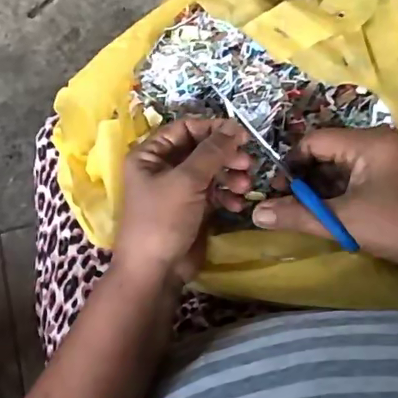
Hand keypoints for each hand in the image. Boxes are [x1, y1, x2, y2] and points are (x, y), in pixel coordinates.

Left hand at [113, 118, 252, 284]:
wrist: (156, 270)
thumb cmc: (163, 219)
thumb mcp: (186, 181)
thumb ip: (212, 152)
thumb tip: (234, 127)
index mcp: (149, 155)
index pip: (184, 128)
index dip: (212, 128)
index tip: (241, 134)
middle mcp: (162, 168)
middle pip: (200, 149)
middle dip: (225, 155)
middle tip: (247, 163)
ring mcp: (177, 189)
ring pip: (210, 171)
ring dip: (230, 176)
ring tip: (244, 186)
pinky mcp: (192, 208)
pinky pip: (213, 193)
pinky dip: (226, 195)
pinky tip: (235, 204)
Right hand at [249, 127, 397, 274]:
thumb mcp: (343, 221)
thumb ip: (298, 216)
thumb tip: (256, 214)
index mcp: (367, 142)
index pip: (313, 141)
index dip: (290, 164)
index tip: (278, 192)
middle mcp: (381, 143)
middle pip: (327, 152)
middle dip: (305, 178)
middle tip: (291, 205)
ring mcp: (394, 160)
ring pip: (343, 167)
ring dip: (324, 189)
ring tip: (312, 214)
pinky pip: (360, 177)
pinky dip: (343, 193)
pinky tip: (339, 216)